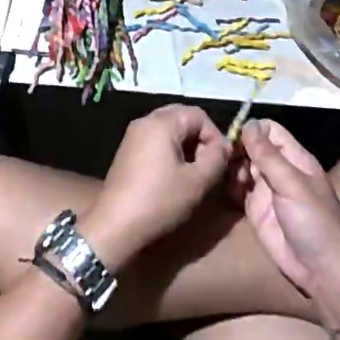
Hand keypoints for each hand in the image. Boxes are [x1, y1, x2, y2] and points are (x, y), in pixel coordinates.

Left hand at [82, 105, 229, 269]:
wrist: (115, 224)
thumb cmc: (159, 200)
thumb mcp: (197, 182)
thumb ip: (217, 159)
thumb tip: (224, 147)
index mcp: (161, 123)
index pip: (198, 114)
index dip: (215, 135)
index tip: (220, 161)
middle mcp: (145, 121)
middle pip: (182, 117)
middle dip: (200, 138)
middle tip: (208, 164)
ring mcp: (133, 135)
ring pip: (169, 129)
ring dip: (186, 145)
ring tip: (194, 172)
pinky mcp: (127, 150)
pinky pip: (155, 139)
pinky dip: (170, 150)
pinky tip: (174, 175)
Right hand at [233, 120, 339, 304]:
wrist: (321, 272)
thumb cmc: (315, 223)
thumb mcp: (293, 186)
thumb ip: (269, 156)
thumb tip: (248, 124)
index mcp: (295, 159)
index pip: (270, 130)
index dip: (252, 129)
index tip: (235, 137)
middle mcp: (279, 170)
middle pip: (253, 146)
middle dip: (238, 147)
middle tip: (225, 157)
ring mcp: (266, 189)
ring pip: (243, 164)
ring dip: (232, 165)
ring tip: (228, 175)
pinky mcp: (255, 208)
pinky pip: (237, 187)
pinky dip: (229, 183)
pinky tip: (226, 186)